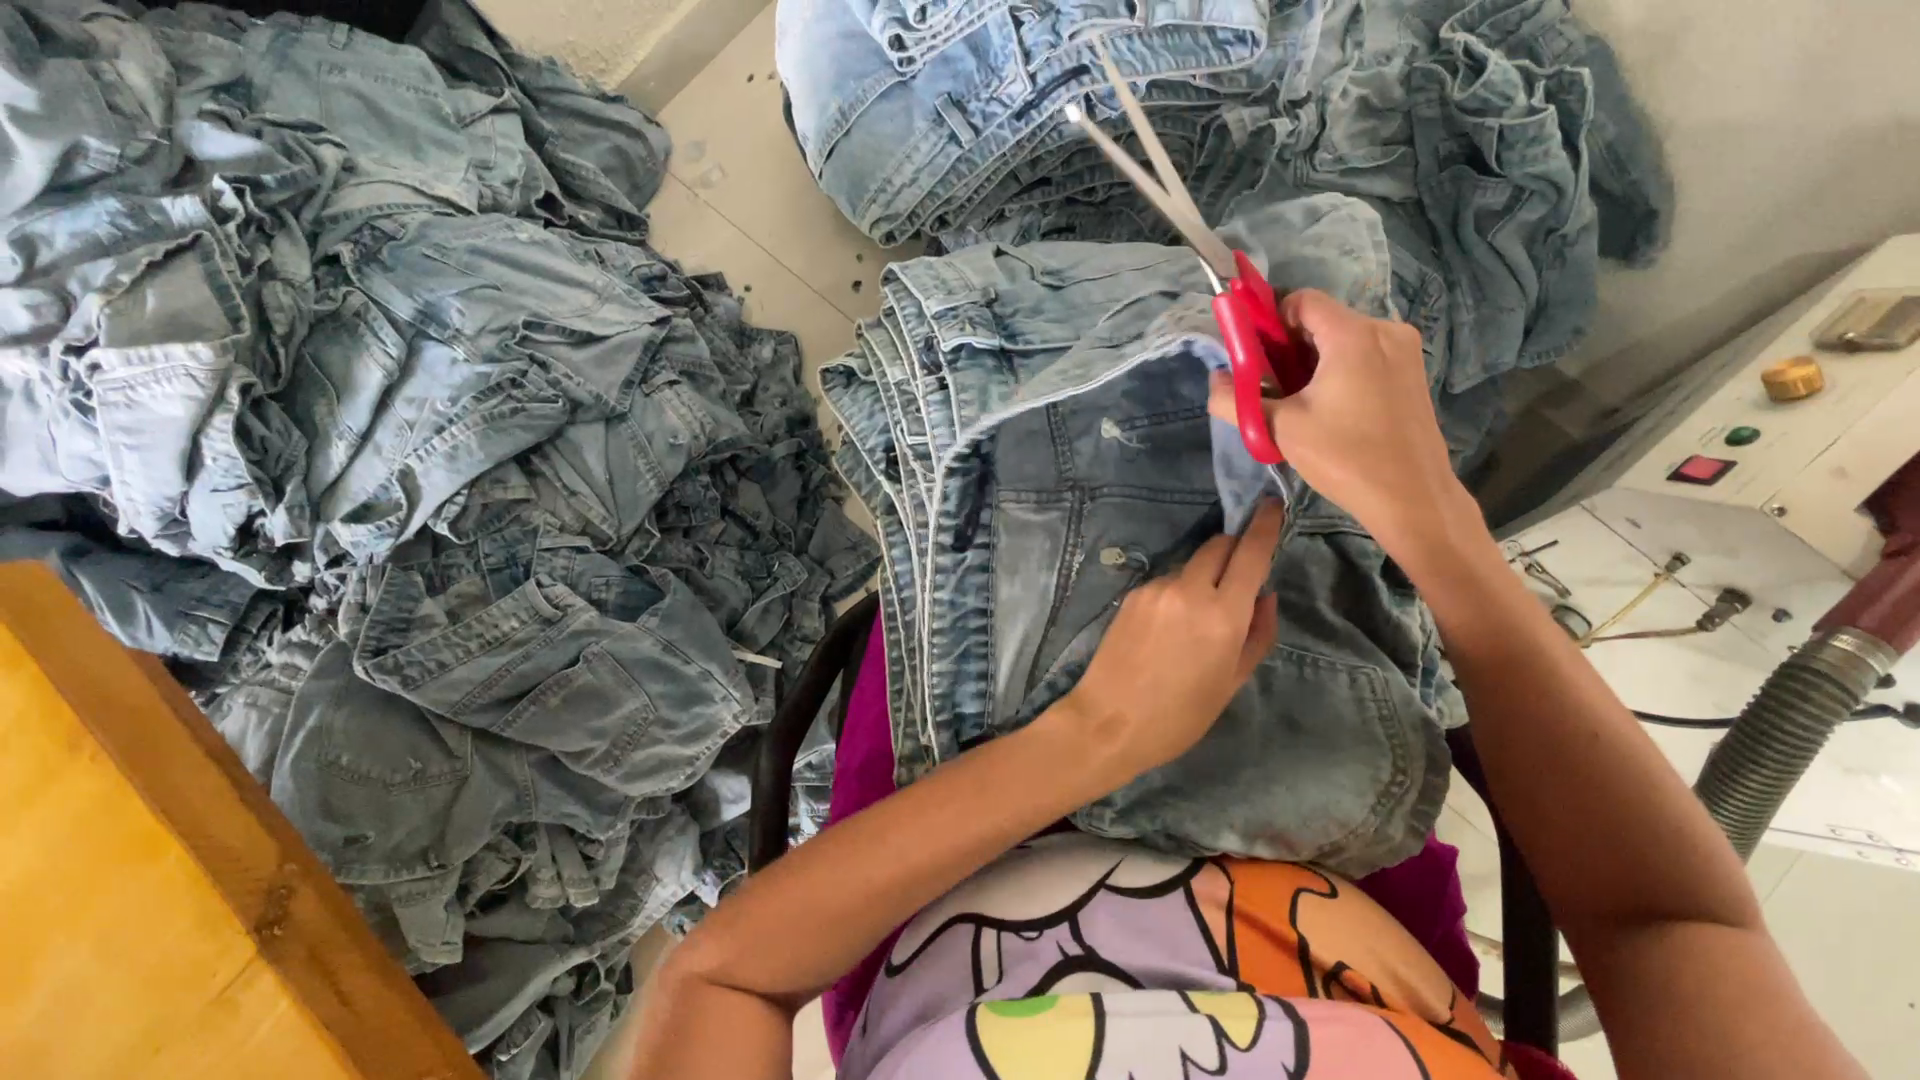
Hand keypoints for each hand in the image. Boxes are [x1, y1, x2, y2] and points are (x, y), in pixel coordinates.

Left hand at [1059, 500, 1284, 782]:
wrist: (1108, 722)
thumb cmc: (1179, 715)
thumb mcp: (1231, 682)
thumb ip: (1257, 634)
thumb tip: (1265, 595)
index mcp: (1222, 615)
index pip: (1251, 553)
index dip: (1265, 525)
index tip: (1273, 504)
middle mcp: (1189, 590)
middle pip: (1219, 546)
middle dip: (1235, 550)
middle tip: (1242, 573)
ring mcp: (1155, 589)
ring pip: (1191, 564)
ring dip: (1206, 574)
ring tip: (1200, 617)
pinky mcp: (1132, 595)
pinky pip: (1167, 580)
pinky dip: (1179, 589)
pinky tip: (1172, 625)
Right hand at [1208, 289, 1476, 559]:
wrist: (1412, 497)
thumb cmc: (1345, 457)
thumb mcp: (1280, 429)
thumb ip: (1238, 400)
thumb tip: (1214, 380)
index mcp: (1353, 334)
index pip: (1302, 300)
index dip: (1272, 321)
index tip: (1257, 357)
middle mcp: (1384, 330)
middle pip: (1323, 320)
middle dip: (1291, 347)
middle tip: (1274, 388)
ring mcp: (1404, 351)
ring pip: (1344, 339)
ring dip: (1315, 362)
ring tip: (1303, 404)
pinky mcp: (1413, 372)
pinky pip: (1366, 355)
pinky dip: (1342, 371)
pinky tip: (1333, 410)